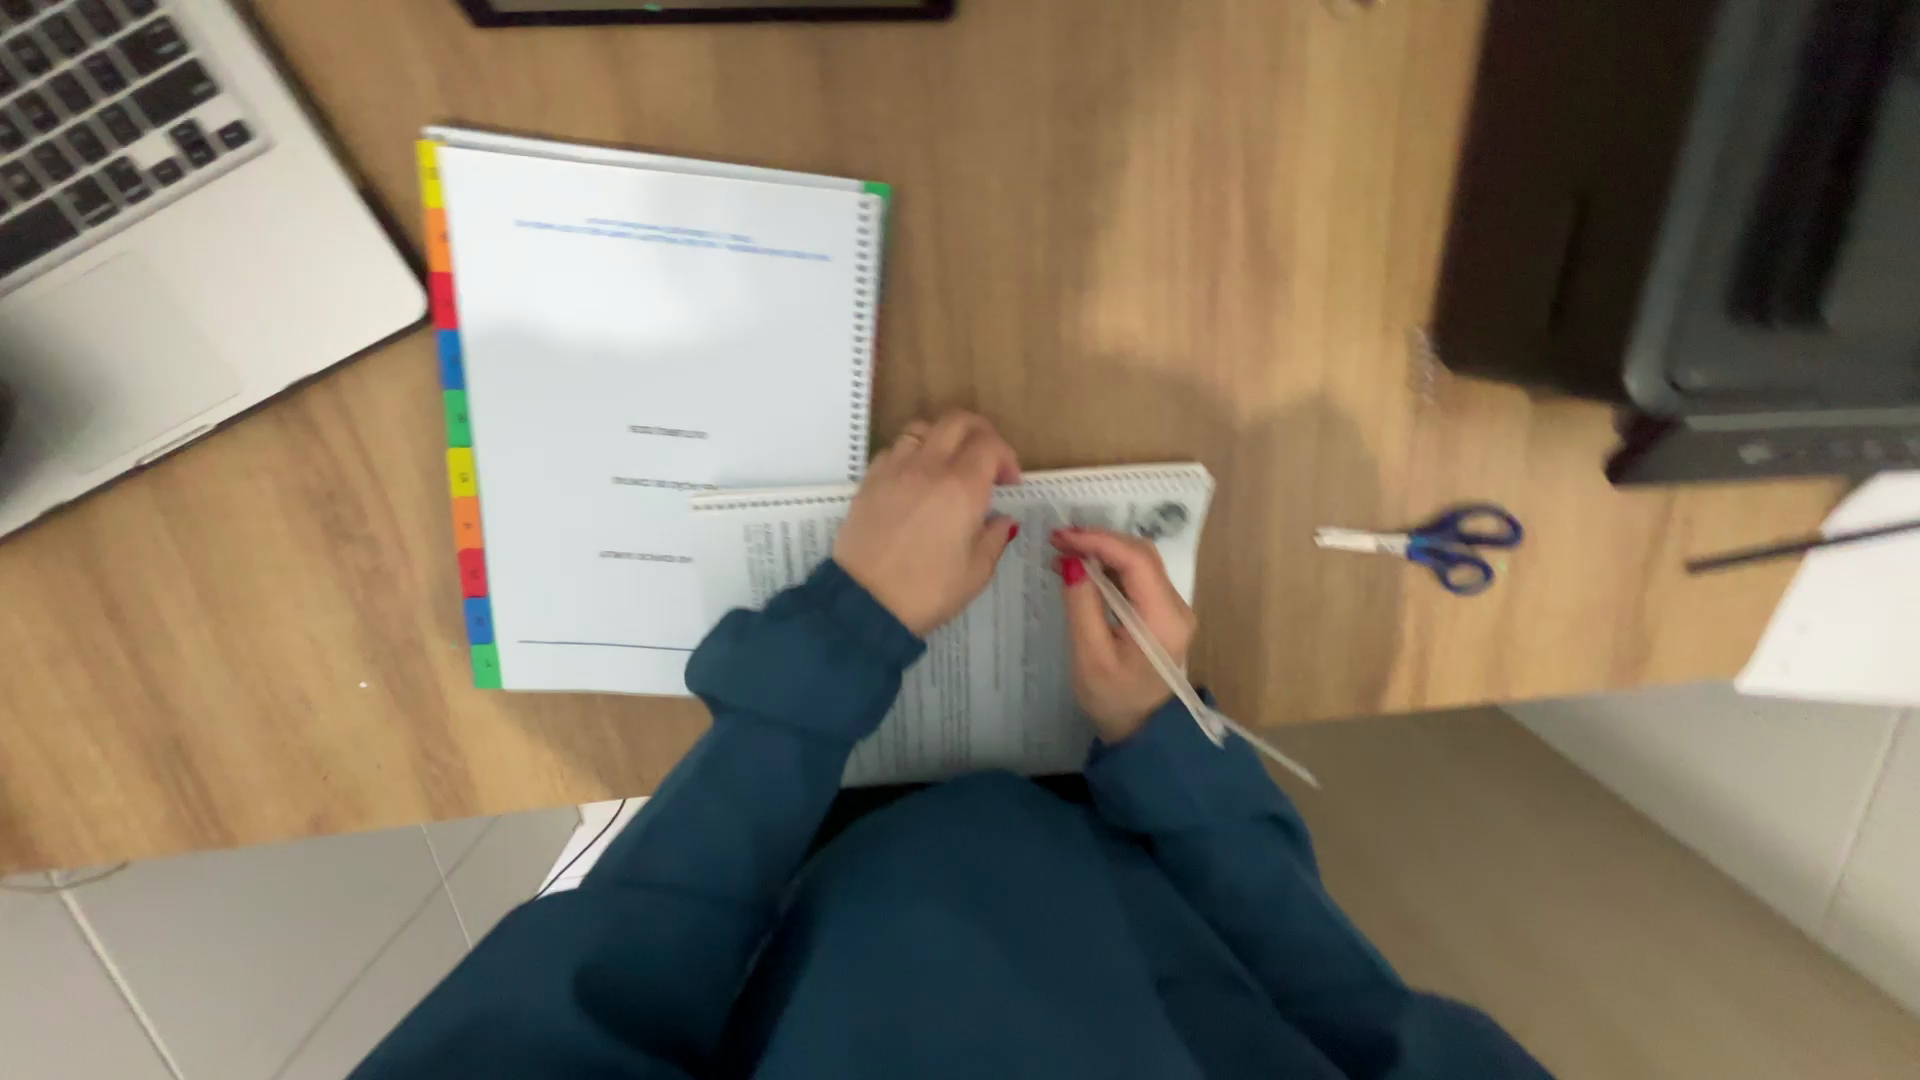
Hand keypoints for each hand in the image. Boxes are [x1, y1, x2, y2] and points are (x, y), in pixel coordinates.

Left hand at [833, 412, 1021, 636]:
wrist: (865, 603)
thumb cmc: (928, 591)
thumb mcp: (976, 573)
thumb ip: (994, 538)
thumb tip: (1002, 519)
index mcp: (962, 488)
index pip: (990, 445)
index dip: (1006, 457)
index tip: (1009, 483)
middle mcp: (928, 467)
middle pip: (957, 421)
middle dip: (980, 432)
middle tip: (987, 459)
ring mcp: (894, 470)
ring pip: (923, 428)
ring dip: (943, 438)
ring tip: (949, 465)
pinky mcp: (870, 481)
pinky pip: (895, 448)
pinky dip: (913, 452)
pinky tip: (916, 478)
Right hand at [1053, 527, 1197, 742]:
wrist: (1143, 732)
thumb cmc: (1114, 699)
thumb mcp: (1090, 656)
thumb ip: (1082, 606)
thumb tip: (1070, 561)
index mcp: (1164, 618)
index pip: (1136, 561)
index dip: (1098, 541)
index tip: (1061, 537)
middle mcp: (1177, 606)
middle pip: (1141, 554)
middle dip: (1099, 540)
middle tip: (1058, 540)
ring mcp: (1172, 608)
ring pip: (1140, 561)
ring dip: (1103, 550)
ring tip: (1065, 551)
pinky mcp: (1162, 612)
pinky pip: (1138, 576)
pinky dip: (1109, 565)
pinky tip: (1083, 568)